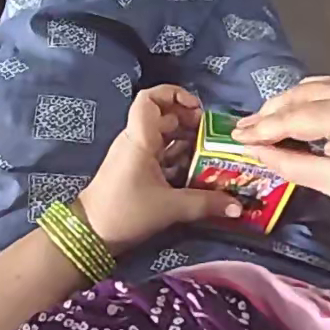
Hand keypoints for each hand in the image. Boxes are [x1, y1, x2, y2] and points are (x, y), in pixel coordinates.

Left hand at [77, 85, 243, 251]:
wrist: (91, 233)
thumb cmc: (126, 212)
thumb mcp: (169, 208)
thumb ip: (206, 204)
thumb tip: (238, 207)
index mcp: (139, 139)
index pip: (150, 99)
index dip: (174, 95)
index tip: (197, 109)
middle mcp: (137, 141)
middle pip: (165, 117)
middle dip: (190, 122)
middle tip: (213, 137)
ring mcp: (135, 156)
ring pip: (165, 137)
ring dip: (187, 142)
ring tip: (210, 155)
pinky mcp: (137, 171)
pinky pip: (161, 155)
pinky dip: (179, 158)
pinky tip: (196, 172)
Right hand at [231, 78, 329, 227]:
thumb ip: (288, 164)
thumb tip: (253, 152)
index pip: (295, 117)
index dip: (262, 127)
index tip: (234, 136)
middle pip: (300, 94)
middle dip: (269, 112)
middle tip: (243, 130)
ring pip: (312, 88)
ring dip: (285, 104)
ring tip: (261, 125)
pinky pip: (327, 89)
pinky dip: (304, 100)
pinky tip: (290, 116)